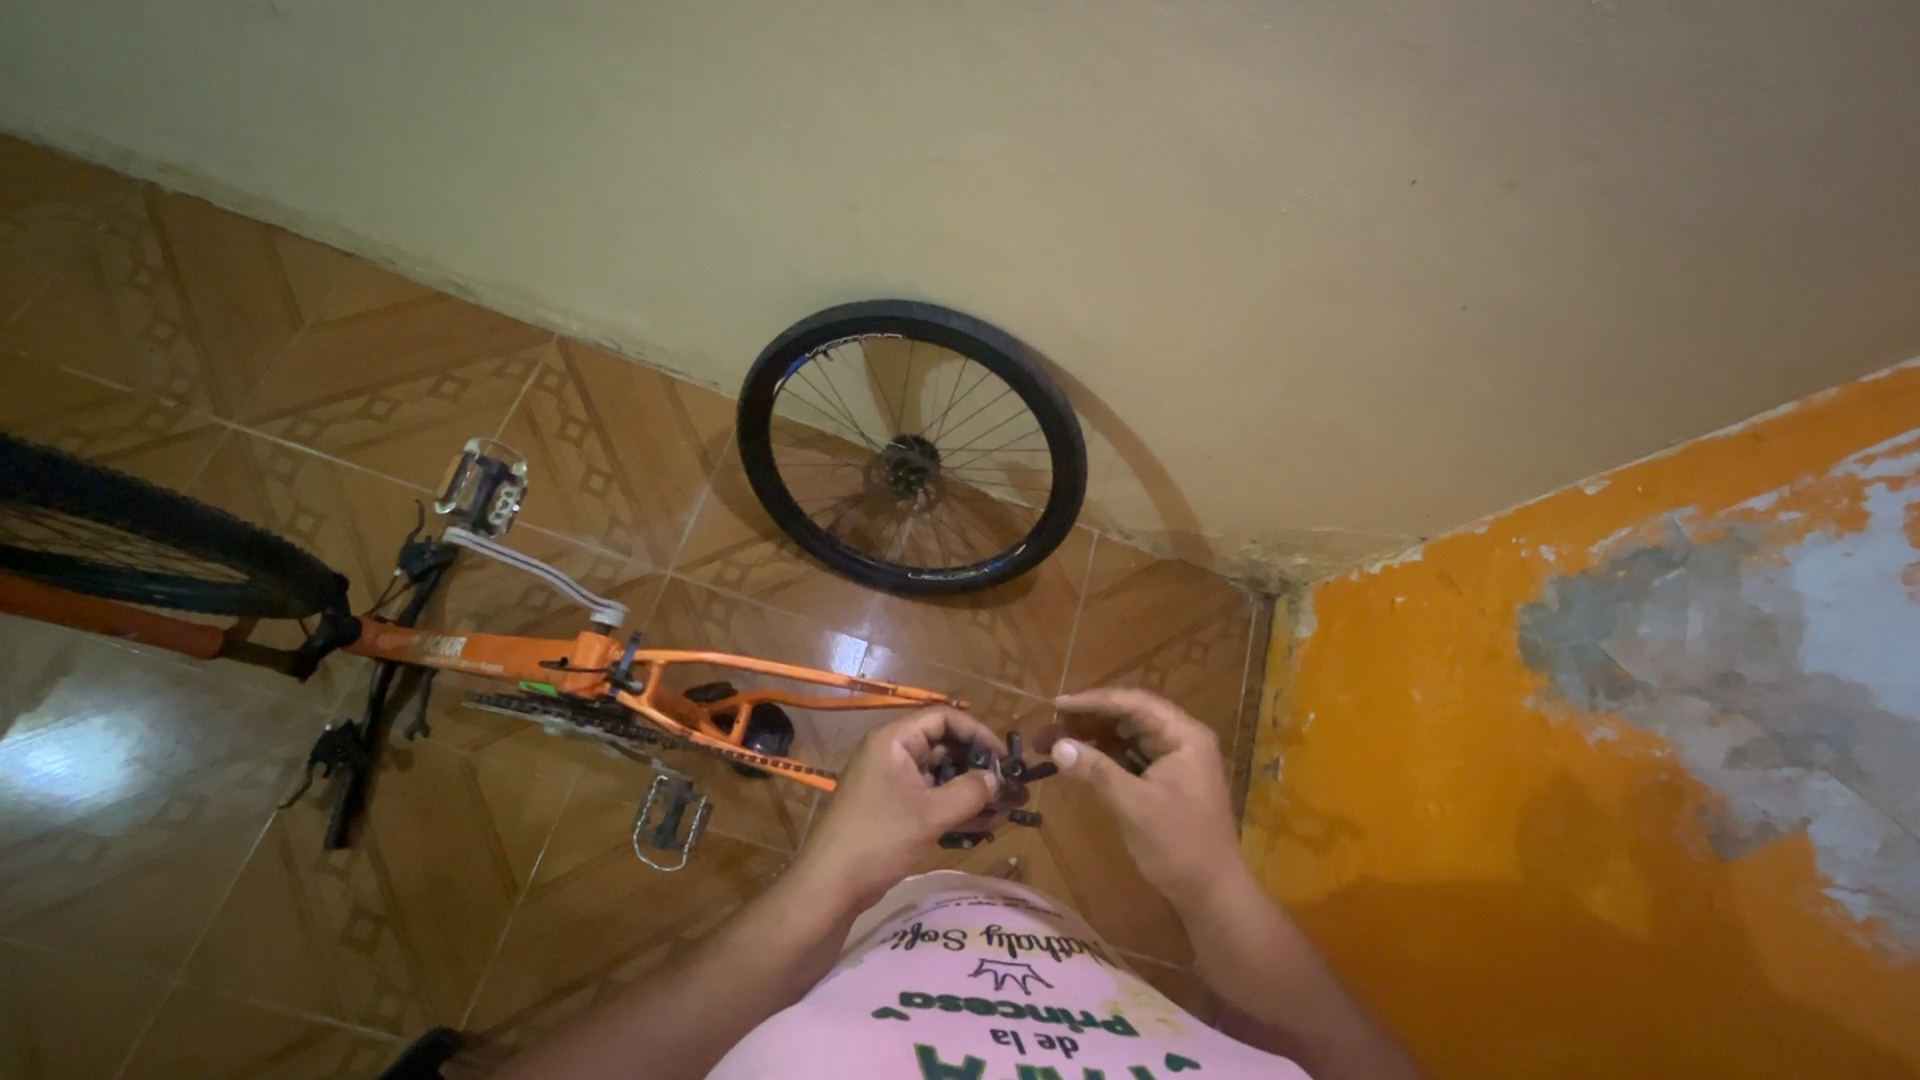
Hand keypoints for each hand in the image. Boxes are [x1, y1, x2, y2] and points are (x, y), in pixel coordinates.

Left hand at [792, 707, 1005, 908]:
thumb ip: (969, 792)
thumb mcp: (930, 814)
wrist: (831, 885)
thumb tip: (997, 779)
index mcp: (894, 740)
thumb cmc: (879, 838)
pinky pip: (932, 798)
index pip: (943, 718)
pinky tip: (986, 824)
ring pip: (941, 776)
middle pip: (944, 746)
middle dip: (978, 766)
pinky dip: (956, 808)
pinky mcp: (895, 808)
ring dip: (972, 791)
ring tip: (1006, 809)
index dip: (977, 733)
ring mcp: (893, 782)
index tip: (1004, 757)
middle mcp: (893, 753)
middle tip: (1010, 787)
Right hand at [1046, 688, 1244, 902]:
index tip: (1057, 704)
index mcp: (1184, 735)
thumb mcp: (1134, 805)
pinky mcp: (1164, 779)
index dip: (1094, 701)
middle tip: (1049, 725)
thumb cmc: (1179, 845)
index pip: (1134, 703)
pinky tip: (1077, 759)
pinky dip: (1103, 755)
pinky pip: (1129, 755)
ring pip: (1126, 735)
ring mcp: (1174, 759)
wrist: (1211, 894)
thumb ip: (1096, 771)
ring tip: (1054, 740)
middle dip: (1088, 719)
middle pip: (1129, 715)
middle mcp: (1181, 739)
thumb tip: (1057, 746)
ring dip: (1092, 736)